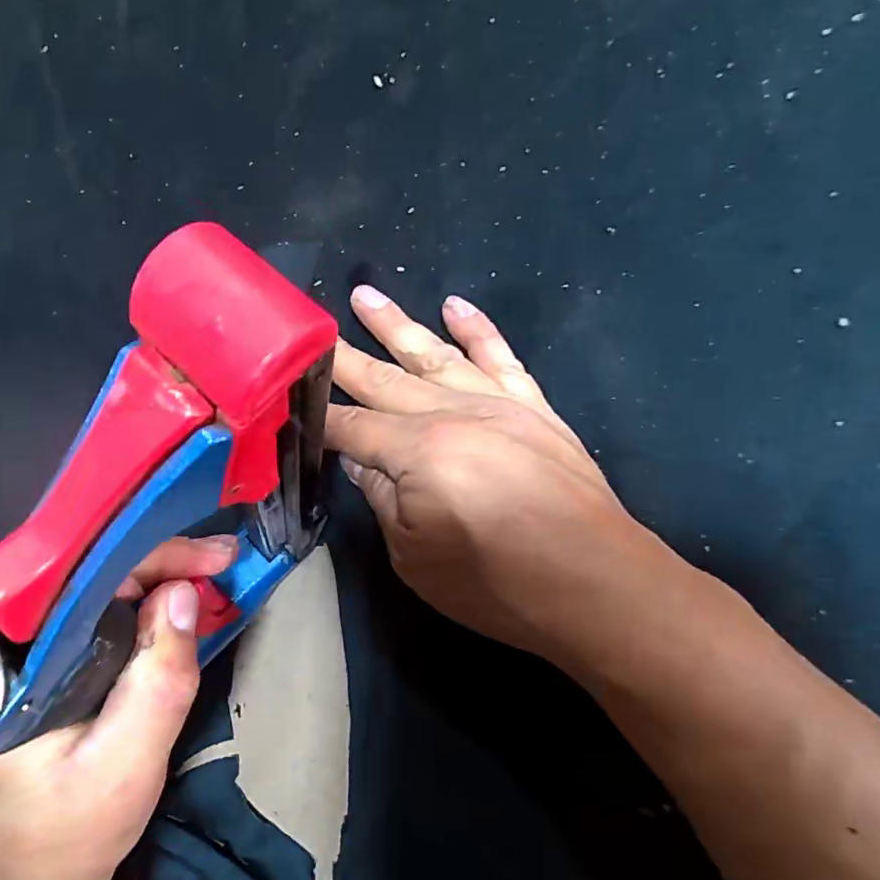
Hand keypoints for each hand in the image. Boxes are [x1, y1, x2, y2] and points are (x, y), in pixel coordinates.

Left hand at [0, 536, 232, 879]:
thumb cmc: (72, 834)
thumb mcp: (126, 770)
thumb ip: (158, 685)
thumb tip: (183, 592)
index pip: (54, 579)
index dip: (131, 555)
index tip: (199, 556)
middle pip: (63, 572)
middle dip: (146, 558)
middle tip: (215, 559)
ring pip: (69, 584)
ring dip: (140, 571)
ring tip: (201, 571)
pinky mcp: (15, 656)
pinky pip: (71, 607)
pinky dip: (123, 596)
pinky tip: (164, 597)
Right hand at [326, 285, 683, 668]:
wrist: (594, 584)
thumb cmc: (492, 582)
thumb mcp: (412, 553)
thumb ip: (382, 497)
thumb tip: (358, 459)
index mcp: (416, 450)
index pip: (350, 426)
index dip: (316, 419)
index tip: (286, 401)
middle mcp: (452, 413)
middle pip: (383, 380)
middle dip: (342, 357)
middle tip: (308, 332)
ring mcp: (497, 404)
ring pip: (435, 354)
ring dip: (396, 324)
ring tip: (364, 295)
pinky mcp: (534, 408)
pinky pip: (500, 357)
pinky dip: (477, 330)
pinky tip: (455, 307)